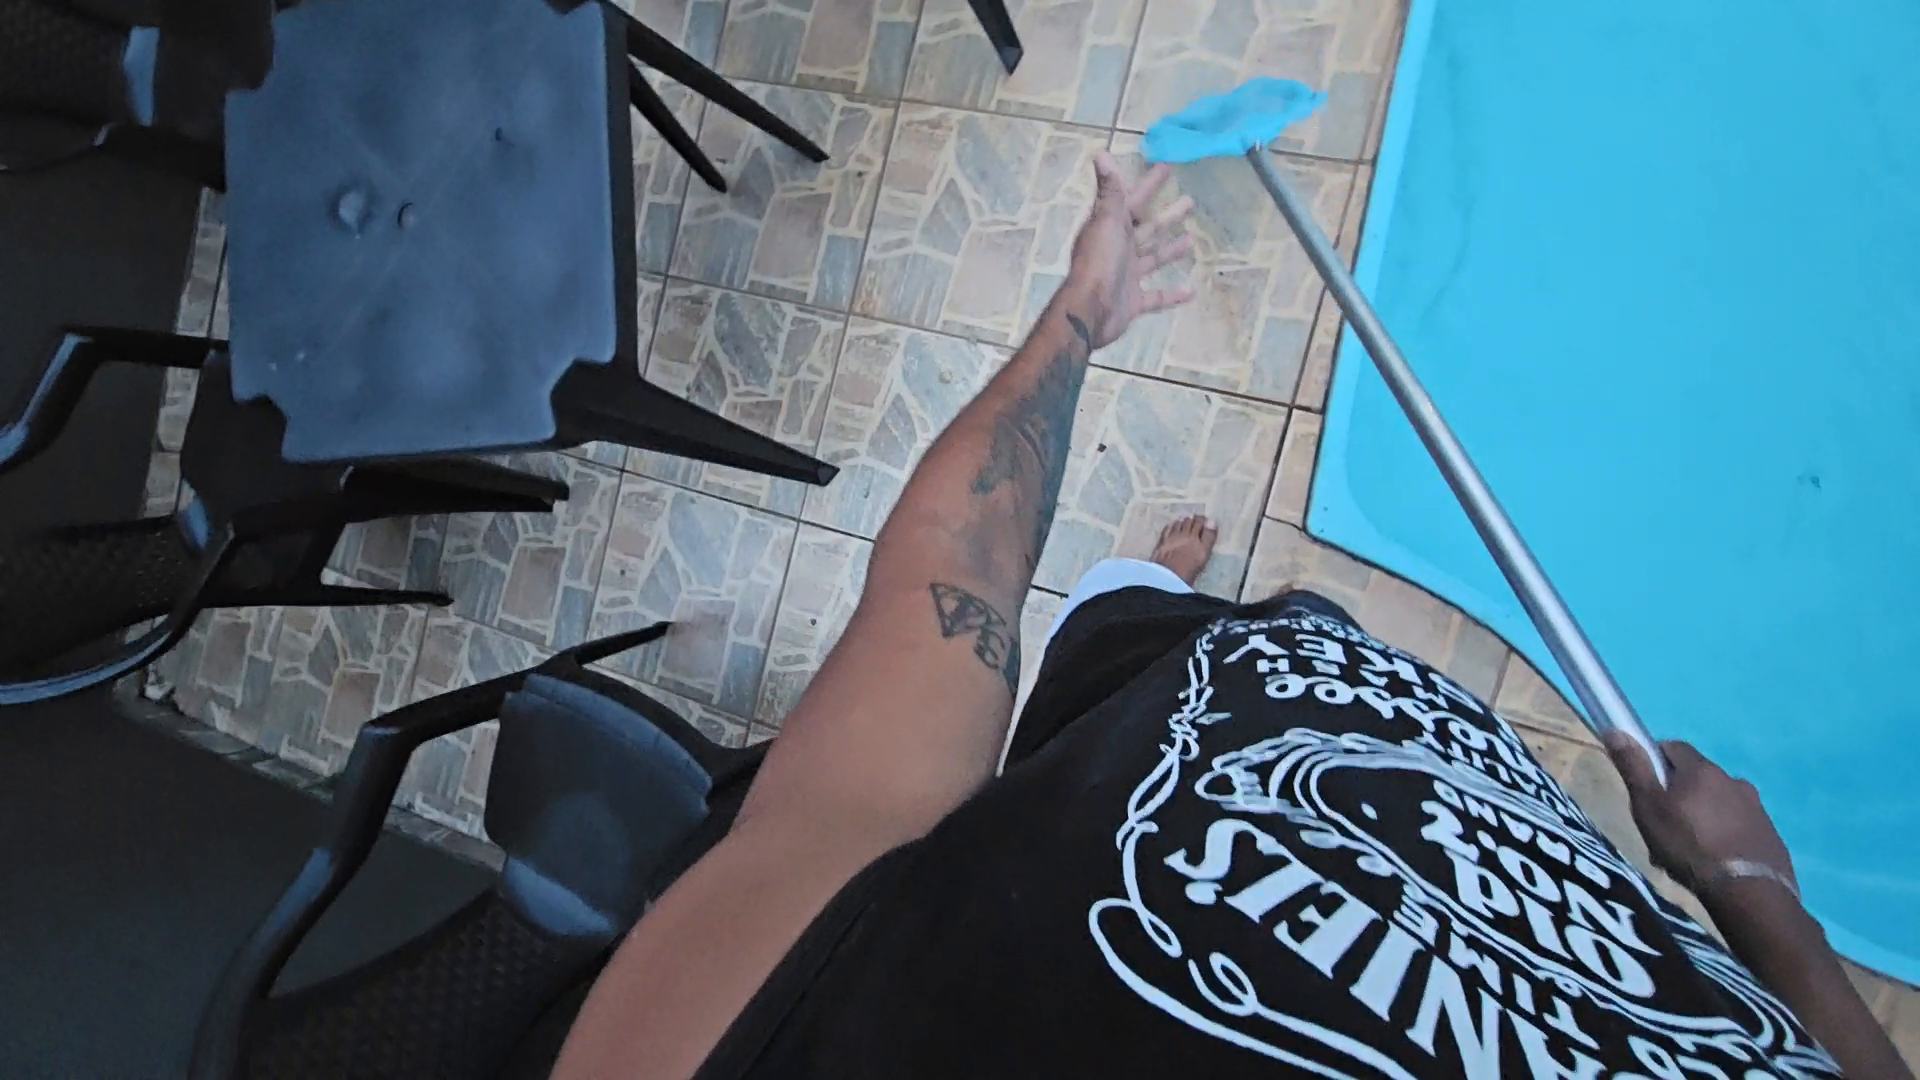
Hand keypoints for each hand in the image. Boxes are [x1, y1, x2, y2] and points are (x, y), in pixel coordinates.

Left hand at [1062, 153, 1197, 348]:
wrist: (1091, 310)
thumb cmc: (1099, 262)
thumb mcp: (1106, 220)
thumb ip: (1108, 190)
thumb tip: (1100, 152)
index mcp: (1111, 228)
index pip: (1132, 201)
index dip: (1149, 185)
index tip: (1167, 167)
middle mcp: (1118, 250)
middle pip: (1146, 229)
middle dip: (1166, 215)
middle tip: (1190, 201)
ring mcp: (1125, 277)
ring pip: (1152, 259)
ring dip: (1171, 249)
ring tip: (1192, 238)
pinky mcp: (1132, 302)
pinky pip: (1156, 296)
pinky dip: (1172, 294)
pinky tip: (1192, 290)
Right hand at [1604, 734, 1796, 899]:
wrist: (1748, 892)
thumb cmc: (1686, 842)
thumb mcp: (1647, 804)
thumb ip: (1633, 766)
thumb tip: (1616, 730)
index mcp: (1703, 771)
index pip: (1673, 747)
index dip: (1653, 760)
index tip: (1643, 783)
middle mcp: (1735, 782)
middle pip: (1696, 776)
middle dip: (1676, 791)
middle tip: (1659, 818)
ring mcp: (1758, 810)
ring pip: (1717, 800)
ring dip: (1700, 812)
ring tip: (1684, 842)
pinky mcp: (1772, 836)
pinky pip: (1737, 823)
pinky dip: (1722, 831)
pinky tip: (1710, 855)